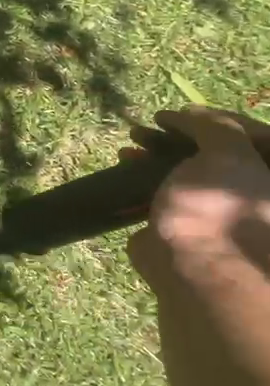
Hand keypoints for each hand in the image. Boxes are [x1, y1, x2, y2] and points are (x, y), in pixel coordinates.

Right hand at [128, 107, 269, 280]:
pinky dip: (153, 172)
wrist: (202, 271)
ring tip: (135, 140)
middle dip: (188, 135)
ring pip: (199, 169)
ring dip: (164, 150)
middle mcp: (262, 198)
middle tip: (156, 125)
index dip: (225, 120)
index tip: (186, 114)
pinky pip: (178, 187)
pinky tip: (128, 163)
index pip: (264, 138)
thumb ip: (216, 128)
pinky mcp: (200, 223)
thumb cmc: (224, 211)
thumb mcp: (228, 156)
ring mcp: (233, 214)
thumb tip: (194, 114)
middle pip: (231, 153)